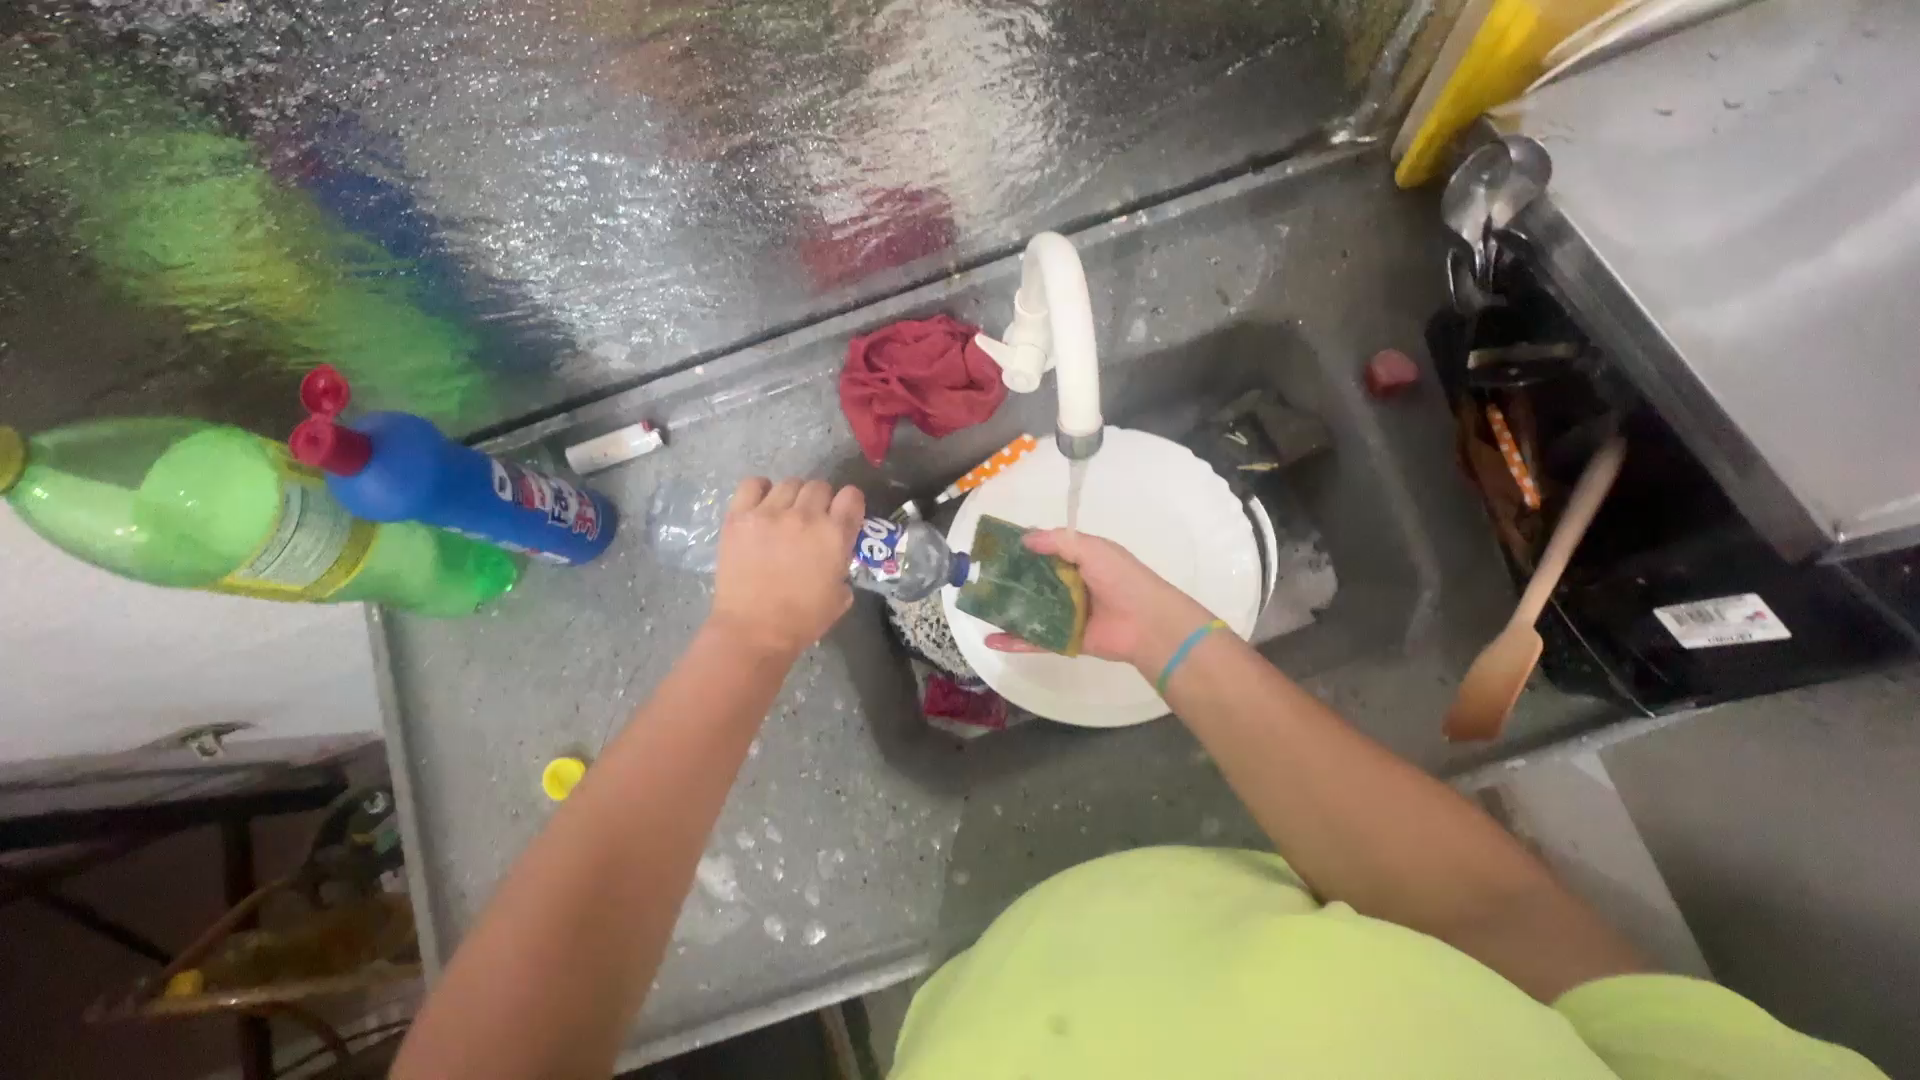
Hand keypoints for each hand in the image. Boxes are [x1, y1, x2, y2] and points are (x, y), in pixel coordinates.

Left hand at [709, 478, 865, 658]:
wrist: (754, 631)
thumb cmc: (802, 620)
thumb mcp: (840, 596)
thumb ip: (843, 565)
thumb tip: (836, 555)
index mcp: (835, 534)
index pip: (851, 496)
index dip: (849, 504)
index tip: (843, 515)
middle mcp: (805, 516)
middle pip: (819, 486)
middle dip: (820, 501)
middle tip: (811, 521)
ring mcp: (769, 513)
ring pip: (789, 483)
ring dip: (792, 497)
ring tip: (784, 515)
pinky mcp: (739, 517)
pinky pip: (753, 485)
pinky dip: (760, 491)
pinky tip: (761, 507)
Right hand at [984, 529, 1213, 673]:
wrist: (1147, 623)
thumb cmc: (1122, 579)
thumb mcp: (1093, 549)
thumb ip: (1058, 542)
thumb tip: (1025, 539)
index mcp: (1080, 560)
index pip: (1045, 551)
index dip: (1022, 548)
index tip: (994, 547)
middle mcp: (1071, 586)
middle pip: (1033, 581)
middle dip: (1008, 579)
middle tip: (979, 576)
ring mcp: (1066, 614)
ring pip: (1030, 610)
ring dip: (1006, 608)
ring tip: (978, 605)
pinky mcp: (1064, 640)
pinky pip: (1034, 639)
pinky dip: (1012, 640)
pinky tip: (990, 638)